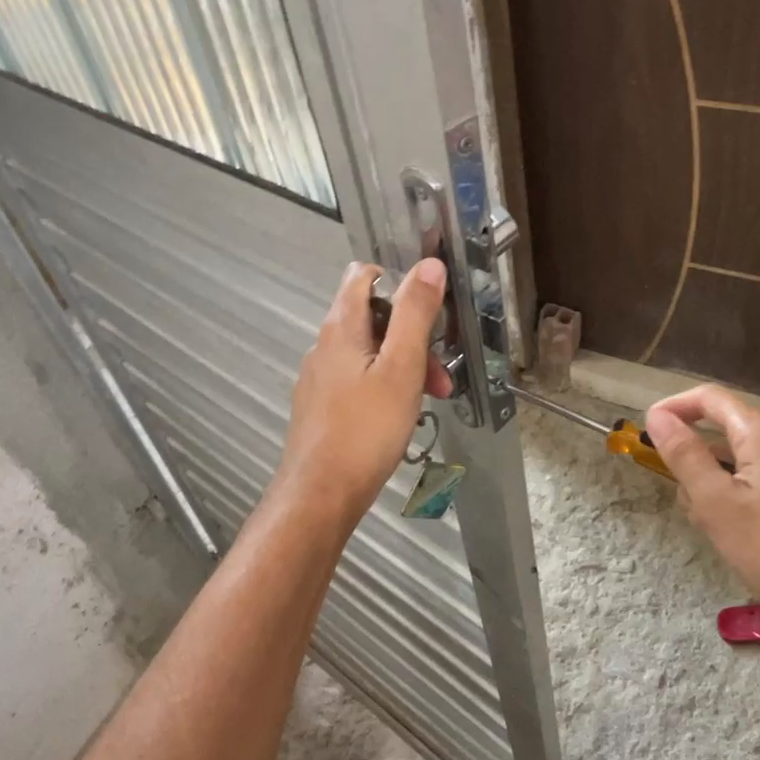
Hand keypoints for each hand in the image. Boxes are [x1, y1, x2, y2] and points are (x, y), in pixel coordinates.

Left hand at [266, 260, 451, 530]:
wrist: (321, 494)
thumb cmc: (366, 430)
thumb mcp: (402, 367)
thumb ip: (415, 314)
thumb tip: (429, 265)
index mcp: (341, 328)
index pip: (363, 275)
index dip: (398, 281)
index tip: (428, 309)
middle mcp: (324, 346)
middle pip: (372, 318)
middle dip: (412, 336)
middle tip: (440, 374)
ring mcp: (319, 378)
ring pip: (368, 353)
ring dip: (404, 366)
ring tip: (432, 399)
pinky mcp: (321, 407)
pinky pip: (358, 380)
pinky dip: (385, 387)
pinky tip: (401, 417)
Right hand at [644, 385, 759, 635]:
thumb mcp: (716, 503)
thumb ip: (685, 455)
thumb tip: (658, 416)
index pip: (710, 398)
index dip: (674, 407)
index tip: (646, 431)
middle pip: (724, 428)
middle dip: (693, 455)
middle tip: (681, 496)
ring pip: (739, 459)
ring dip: (712, 480)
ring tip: (706, 523)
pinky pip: (758, 478)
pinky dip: (735, 494)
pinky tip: (733, 531)